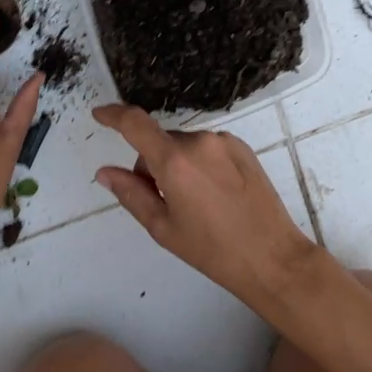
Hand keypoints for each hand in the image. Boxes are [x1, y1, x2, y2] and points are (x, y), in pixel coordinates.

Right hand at [93, 104, 316, 304]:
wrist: (273, 258)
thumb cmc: (213, 250)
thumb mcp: (164, 228)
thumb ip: (131, 194)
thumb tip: (104, 172)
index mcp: (174, 161)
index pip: (135, 124)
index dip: (113, 115)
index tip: (99, 114)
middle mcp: (198, 141)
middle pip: (161, 142)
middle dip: (152, 165)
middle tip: (162, 202)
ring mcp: (223, 141)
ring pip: (184, 145)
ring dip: (178, 164)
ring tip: (195, 204)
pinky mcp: (242, 147)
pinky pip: (208, 148)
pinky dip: (200, 164)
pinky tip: (215, 195)